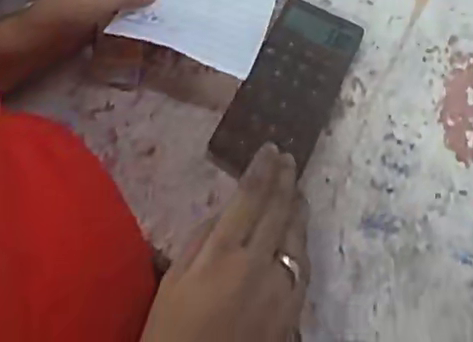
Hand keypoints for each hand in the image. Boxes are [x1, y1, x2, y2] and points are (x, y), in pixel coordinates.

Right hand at [141, 144, 309, 341]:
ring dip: (297, 208)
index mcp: (222, 254)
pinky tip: (298, 234)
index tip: (269, 148)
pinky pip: (301, 269)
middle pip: (277, 210)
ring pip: (295, 237)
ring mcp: (277, 290)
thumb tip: (227, 211)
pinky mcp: (289, 314)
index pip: (249, 197)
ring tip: (297, 189)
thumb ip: (202, 238)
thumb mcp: (174, 279)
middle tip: (288, 158)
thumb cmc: (171, 331)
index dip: (261, 168)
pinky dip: (301, 244)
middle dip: (284, 179)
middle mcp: (255, 265)